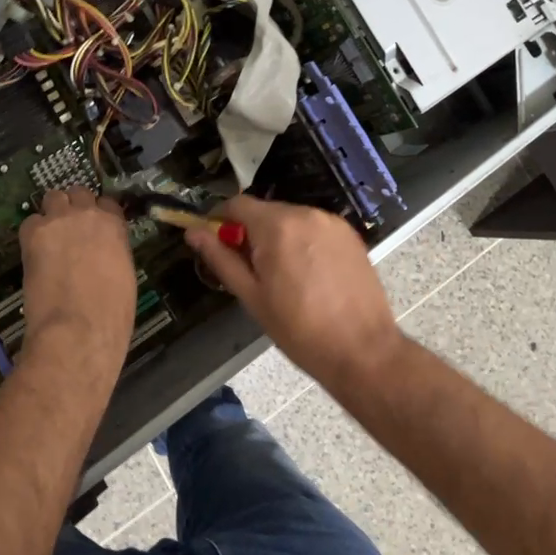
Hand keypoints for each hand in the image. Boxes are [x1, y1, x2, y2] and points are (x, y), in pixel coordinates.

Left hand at [18, 188, 136, 373]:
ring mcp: (58, 221)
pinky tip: (34, 252)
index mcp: (115, 226)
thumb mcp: (125, 276)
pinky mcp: (33, 234)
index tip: (95, 227)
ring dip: (52, 212)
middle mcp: (87, 215)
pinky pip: (30, 221)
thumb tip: (103, 252)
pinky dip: (32, 233)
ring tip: (50, 234)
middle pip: (79, 192)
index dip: (100, 214)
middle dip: (75, 206)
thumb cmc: (111, 315)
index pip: (108, 203)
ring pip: (53, 197)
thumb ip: (114, 252)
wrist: (78, 330)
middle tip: (70, 227)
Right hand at [187, 195, 404, 387]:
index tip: (216, 242)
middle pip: (265, 211)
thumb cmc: (299, 328)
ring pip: (291, 219)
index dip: (220, 219)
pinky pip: (314, 228)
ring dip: (278, 237)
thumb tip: (193, 232)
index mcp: (277, 225)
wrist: (362, 350)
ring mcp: (331, 222)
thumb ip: (221, 258)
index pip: (237, 204)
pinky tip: (308, 275)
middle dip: (251, 232)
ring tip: (282, 276)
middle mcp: (305, 213)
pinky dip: (303, 242)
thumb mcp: (251, 295)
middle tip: (250, 269)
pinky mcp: (350, 235)